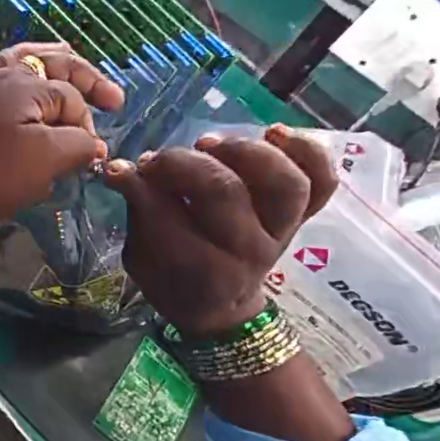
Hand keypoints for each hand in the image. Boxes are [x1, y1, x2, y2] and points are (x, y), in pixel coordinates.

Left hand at [0, 43, 122, 300]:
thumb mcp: (51, 157)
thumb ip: (82, 143)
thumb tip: (94, 145)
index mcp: (24, 79)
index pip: (73, 95)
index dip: (87, 125)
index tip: (89, 154)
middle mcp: (1, 75)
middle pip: (53, 63)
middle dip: (85, 81)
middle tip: (112, 99)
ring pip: (25, 66)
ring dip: (53, 72)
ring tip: (73, 78)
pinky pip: (0, 84)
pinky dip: (18, 83)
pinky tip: (22, 89)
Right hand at [102, 126, 337, 336]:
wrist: (223, 308)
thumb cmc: (173, 282)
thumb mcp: (142, 260)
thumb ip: (139, 216)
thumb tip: (121, 169)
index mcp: (201, 271)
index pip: (167, 219)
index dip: (138, 186)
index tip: (116, 169)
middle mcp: (249, 252)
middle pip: (225, 193)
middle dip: (183, 165)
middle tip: (156, 160)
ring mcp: (282, 232)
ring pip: (283, 184)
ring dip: (244, 153)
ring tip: (209, 142)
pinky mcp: (303, 216)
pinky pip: (322, 182)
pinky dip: (307, 151)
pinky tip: (274, 132)